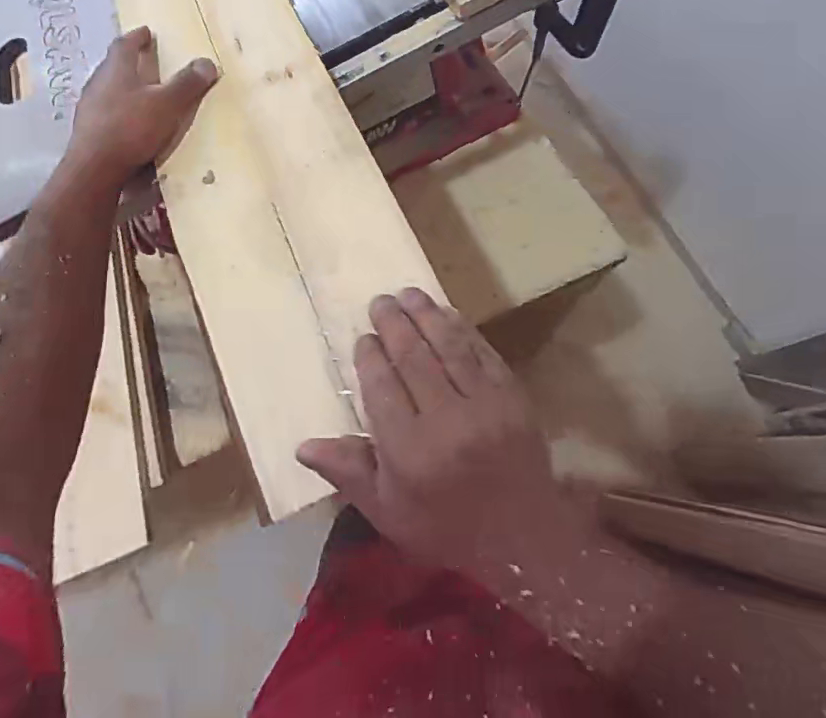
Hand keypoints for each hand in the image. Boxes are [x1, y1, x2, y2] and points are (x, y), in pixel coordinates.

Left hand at [65, 27, 217, 184]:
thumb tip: (206, 62)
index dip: (136, 37)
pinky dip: (120, 108)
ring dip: (124, 85)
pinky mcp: (89, 128)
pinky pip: (106, 109)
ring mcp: (90, 107)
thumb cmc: (132, 127)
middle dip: (130, 61)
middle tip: (146, 60)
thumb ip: (187, 83)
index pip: (124, 45)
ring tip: (142, 91)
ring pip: (108, 88)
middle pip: (114, 65)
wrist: (96, 168)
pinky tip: (131, 120)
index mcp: (116, 70)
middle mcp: (98, 83)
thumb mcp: (168, 104)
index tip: (146, 32)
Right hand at [297, 290, 590, 577]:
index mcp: (410, 453)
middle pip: (414, 359)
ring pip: (448, 348)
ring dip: (427, 316)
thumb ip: (350, 473)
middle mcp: (446, 421)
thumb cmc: (447, 526)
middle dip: (394, 325)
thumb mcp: (390, 513)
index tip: (363, 338)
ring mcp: (484, 404)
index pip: (382, 389)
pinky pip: (482, 353)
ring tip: (409, 294)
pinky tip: (449, 314)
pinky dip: (464, 330)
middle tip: (380, 301)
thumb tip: (304, 445)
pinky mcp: (512, 395)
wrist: (522, 533)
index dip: (370, 358)